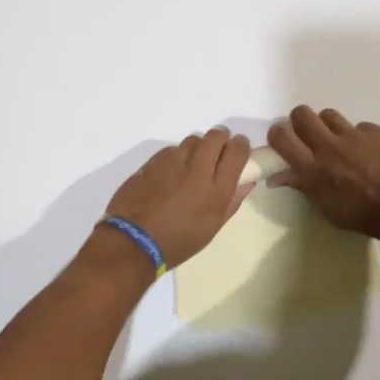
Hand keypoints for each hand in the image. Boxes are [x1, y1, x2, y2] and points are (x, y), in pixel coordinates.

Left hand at [102, 128, 253, 267]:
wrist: (133, 242)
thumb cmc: (177, 243)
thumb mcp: (211, 228)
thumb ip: (231, 202)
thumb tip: (246, 182)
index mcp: (217, 191)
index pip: (237, 151)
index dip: (241, 146)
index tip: (238, 150)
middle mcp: (198, 171)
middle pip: (216, 136)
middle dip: (220, 138)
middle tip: (217, 150)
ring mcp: (173, 163)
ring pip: (193, 139)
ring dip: (197, 147)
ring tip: (192, 164)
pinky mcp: (152, 162)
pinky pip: (171, 150)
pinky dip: (176, 156)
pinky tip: (170, 173)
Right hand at [268, 106, 379, 243]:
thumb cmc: (365, 217)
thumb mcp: (328, 209)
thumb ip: (303, 187)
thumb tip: (276, 177)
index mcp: (313, 169)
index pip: (281, 136)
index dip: (277, 135)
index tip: (283, 142)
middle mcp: (329, 146)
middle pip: (301, 114)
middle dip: (299, 121)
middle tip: (307, 136)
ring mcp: (353, 135)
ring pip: (328, 114)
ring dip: (327, 126)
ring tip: (337, 142)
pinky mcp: (375, 131)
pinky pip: (357, 127)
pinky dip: (357, 137)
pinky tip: (367, 153)